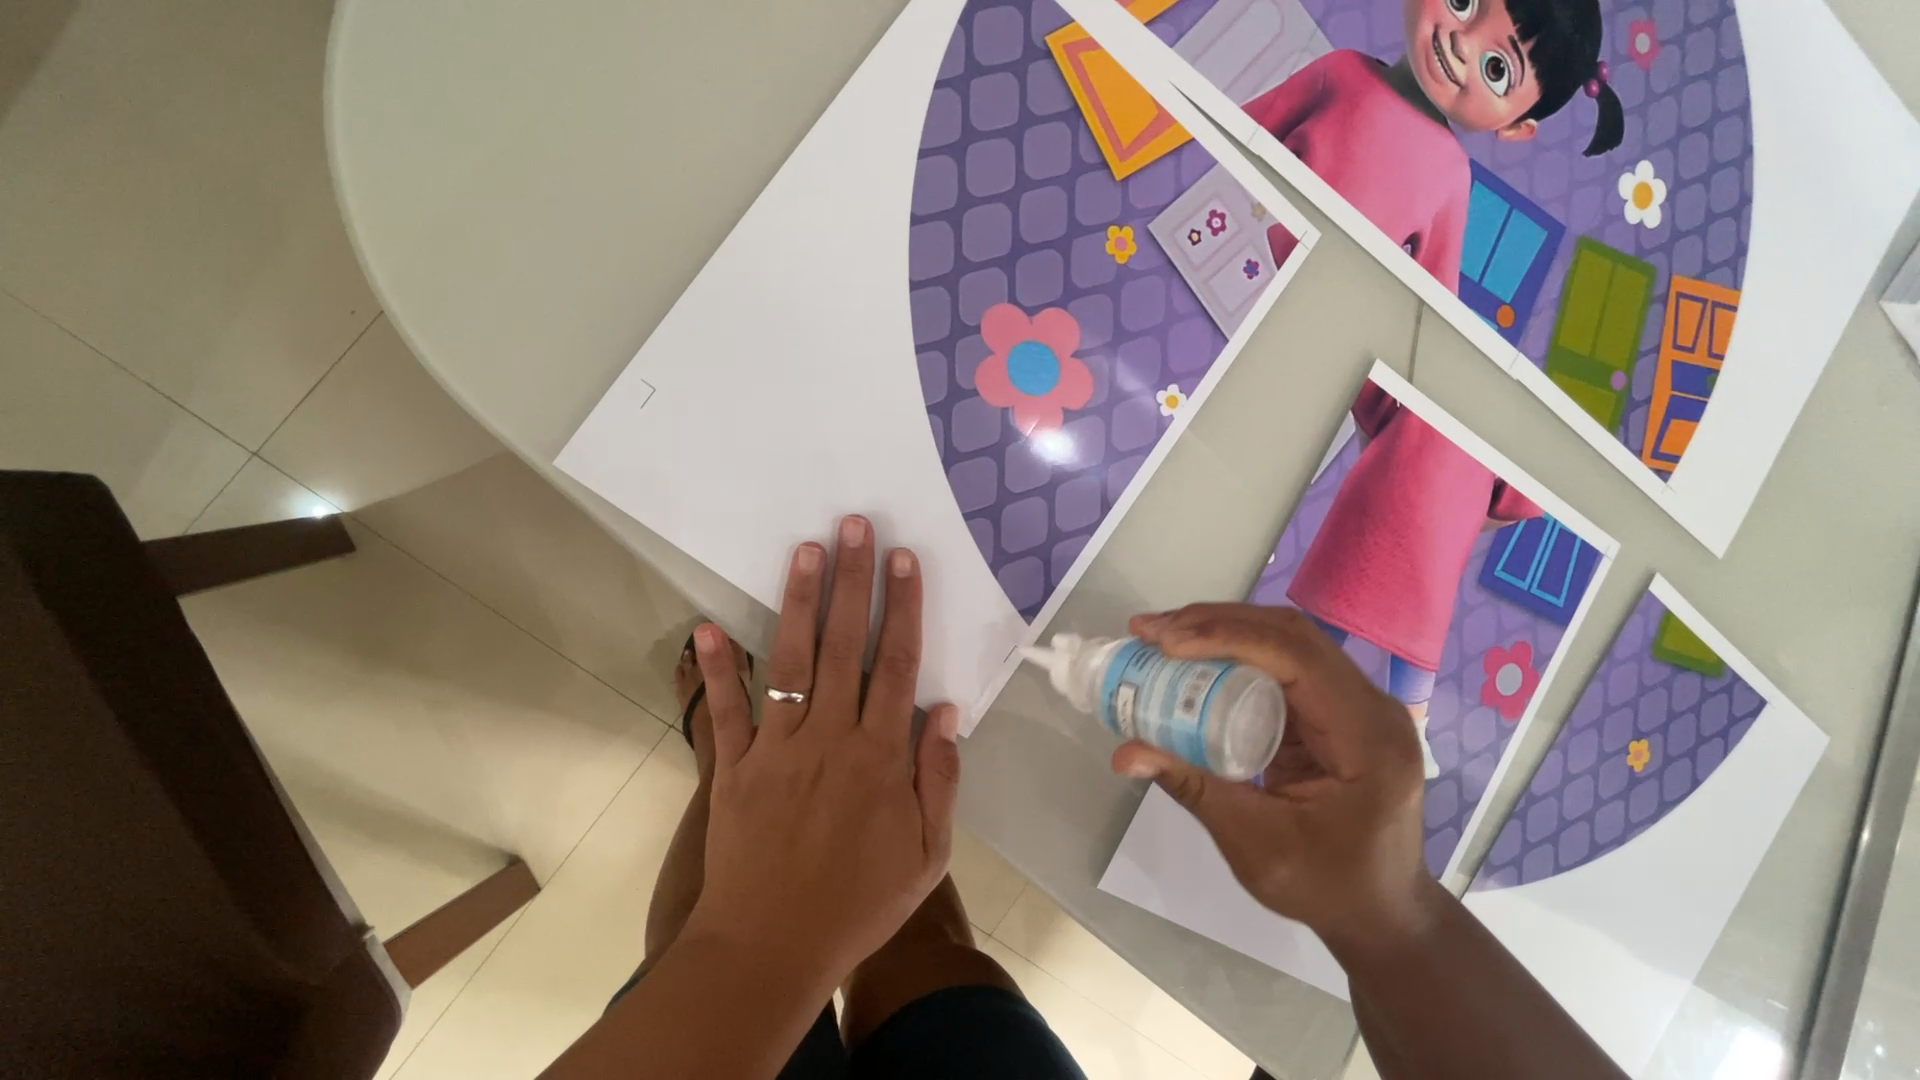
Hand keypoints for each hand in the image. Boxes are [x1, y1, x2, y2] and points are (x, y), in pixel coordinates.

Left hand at [683, 515, 959, 981]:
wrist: (773, 948)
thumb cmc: (859, 902)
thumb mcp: (927, 852)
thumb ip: (940, 778)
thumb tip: (946, 710)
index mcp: (879, 756)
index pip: (896, 664)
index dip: (902, 607)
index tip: (903, 559)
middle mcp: (829, 736)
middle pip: (845, 645)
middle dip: (852, 581)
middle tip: (853, 526)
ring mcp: (776, 748)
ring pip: (791, 662)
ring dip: (799, 602)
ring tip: (804, 549)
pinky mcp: (732, 767)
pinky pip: (724, 712)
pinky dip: (715, 670)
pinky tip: (708, 626)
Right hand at [1110, 604, 1434, 952]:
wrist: (1381, 912)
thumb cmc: (1328, 886)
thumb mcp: (1256, 846)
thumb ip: (1193, 789)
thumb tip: (1124, 753)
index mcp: (1367, 738)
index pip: (1297, 657)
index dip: (1228, 637)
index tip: (1164, 643)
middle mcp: (1370, 707)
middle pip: (1292, 636)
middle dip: (1215, 623)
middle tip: (1149, 631)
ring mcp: (1356, 705)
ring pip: (1287, 642)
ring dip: (1221, 631)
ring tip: (1160, 636)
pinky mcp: (1335, 711)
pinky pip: (1283, 666)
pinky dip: (1233, 656)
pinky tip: (1192, 660)